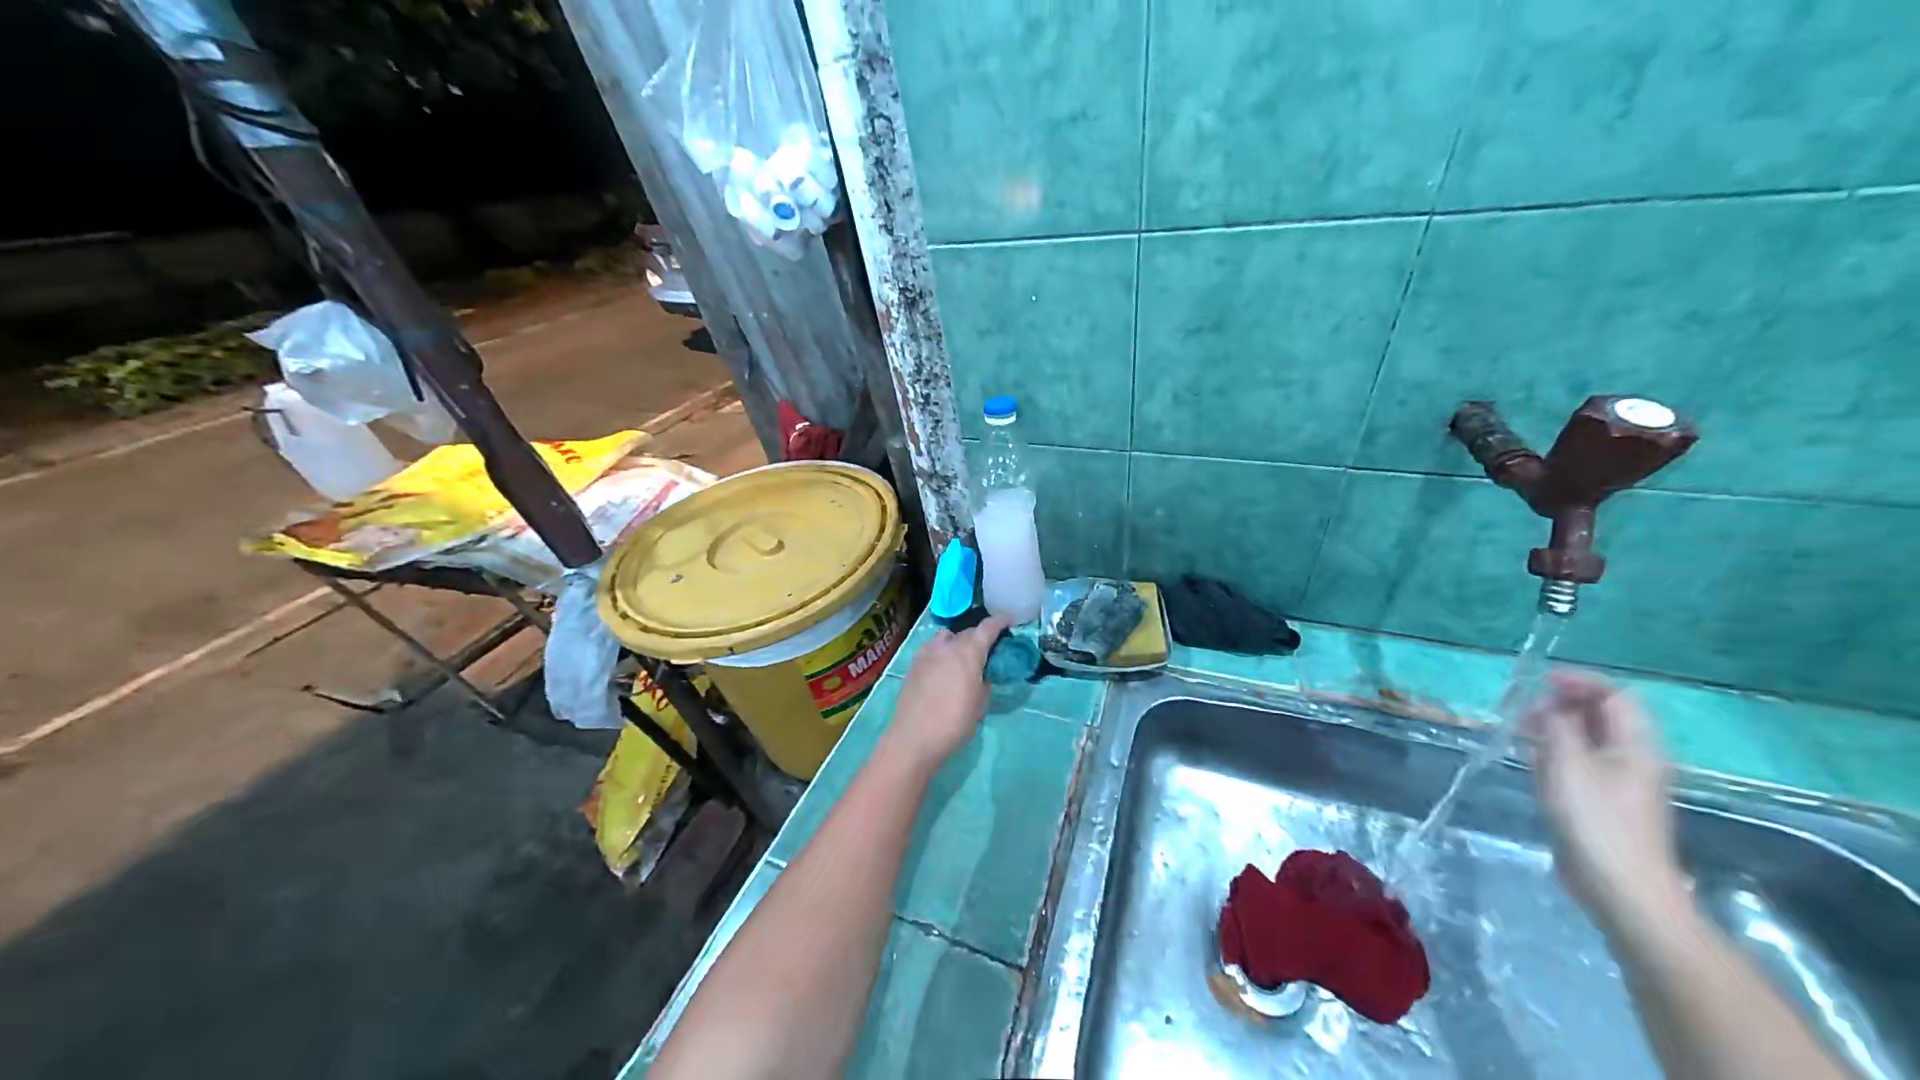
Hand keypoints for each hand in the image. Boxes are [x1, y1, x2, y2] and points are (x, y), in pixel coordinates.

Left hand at [879, 616, 1008, 771]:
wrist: (914, 738)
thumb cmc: (954, 723)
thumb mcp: (980, 705)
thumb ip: (984, 683)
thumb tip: (981, 676)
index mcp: (968, 652)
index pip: (987, 628)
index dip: (999, 622)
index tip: (1007, 622)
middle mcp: (947, 646)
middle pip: (967, 632)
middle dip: (979, 636)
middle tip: (987, 650)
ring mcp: (926, 653)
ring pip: (946, 637)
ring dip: (957, 641)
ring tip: (961, 657)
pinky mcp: (913, 665)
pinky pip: (932, 648)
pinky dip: (941, 651)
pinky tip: (942, 668)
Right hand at [1527, 672, 1686, 934]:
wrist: (1620, 887)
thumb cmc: (1595, 820)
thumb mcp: (1567, 765)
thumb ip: (1556, 727)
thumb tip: (1547, 705)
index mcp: (1637, 746)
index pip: (1616, 697)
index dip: (1579, 682)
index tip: (1539, 681)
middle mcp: (1635, 759)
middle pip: (1603, 716)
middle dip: (1563, 704)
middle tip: (1521, 707)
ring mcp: (1622, 782)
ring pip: (1589, 739)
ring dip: (1556, 728)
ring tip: (1520, 730)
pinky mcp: (1605, 802)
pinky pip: (1582, 762)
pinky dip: (1557, 752)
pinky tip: (1533, 761)